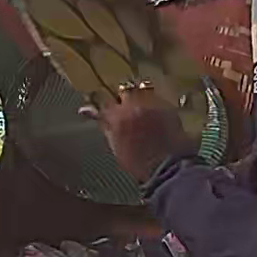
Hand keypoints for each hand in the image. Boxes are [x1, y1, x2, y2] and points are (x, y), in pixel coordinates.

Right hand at [81, 82, 196, 182]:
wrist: (168, 166)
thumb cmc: (138, 162)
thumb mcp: (115, 146)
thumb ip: (104, 126)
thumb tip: (88, 111)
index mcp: (117, 117)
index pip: (103, 101)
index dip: (102, 103)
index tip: (101, 106)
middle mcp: (134, 105)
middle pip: (124, 90)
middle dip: (123, 97)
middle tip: (126, 109)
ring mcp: (152, 104)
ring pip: (141, 90)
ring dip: (139, 98)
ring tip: (141, 110)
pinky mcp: (167, 106)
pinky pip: (156, 98)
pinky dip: (153, 104)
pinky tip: (155, 116)